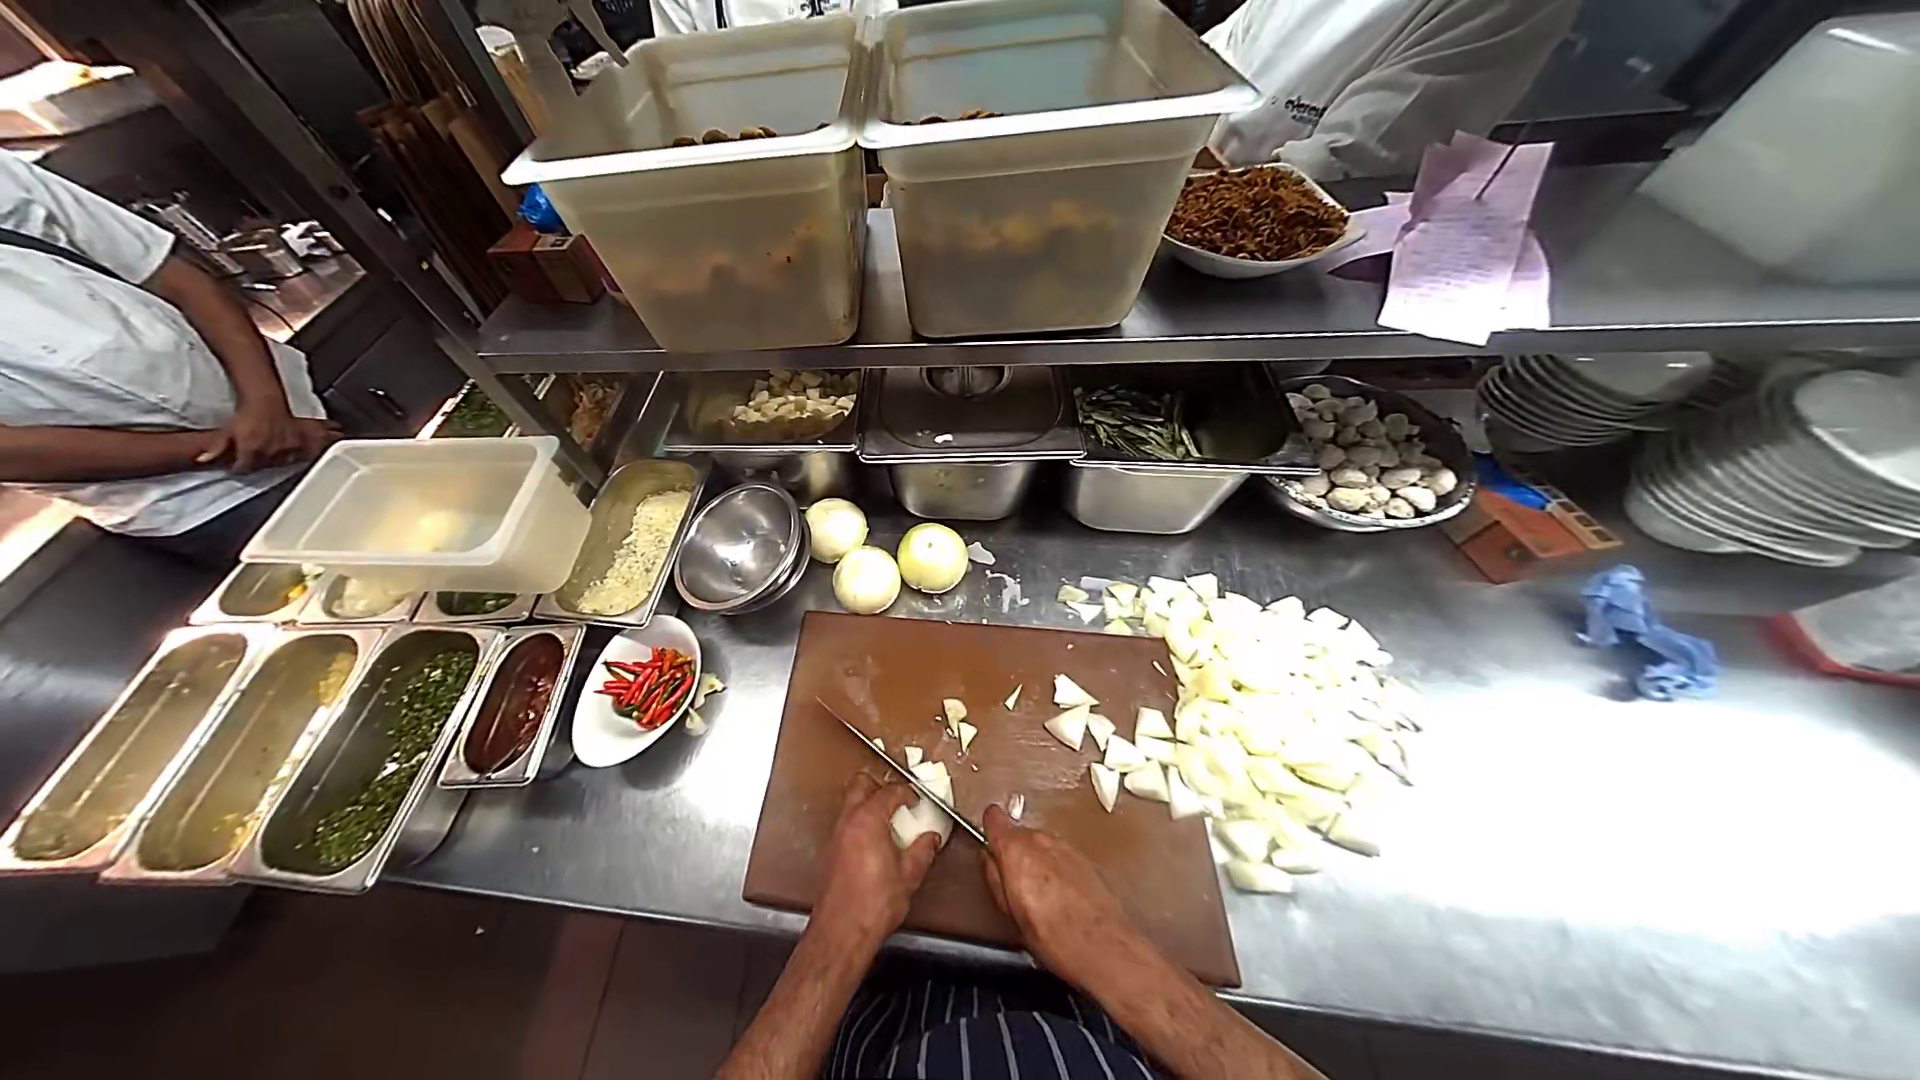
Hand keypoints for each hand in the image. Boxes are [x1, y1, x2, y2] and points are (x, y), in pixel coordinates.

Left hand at [196, 414, 337, 471]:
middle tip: (250, 460)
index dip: (238, 469)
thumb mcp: (227, 431)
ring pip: (278, 462)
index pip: (244, 468)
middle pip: (261, 466)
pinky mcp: (297, 444)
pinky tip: (282, 453)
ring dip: (271, 461)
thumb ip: (217, 448)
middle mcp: (269, 452)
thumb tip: (201, 460)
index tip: (235, 467)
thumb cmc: (245, 416)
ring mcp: (285, 449)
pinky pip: (294, 456)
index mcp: (250, 449)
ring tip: (265, 456)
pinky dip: (288, 456)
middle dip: (254, 464)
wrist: (266, 404)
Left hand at [813, 772, 939, 948]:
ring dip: (868, 803)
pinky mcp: (831, 852)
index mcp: (868, 820)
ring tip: (888, 820)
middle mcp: (848, 822)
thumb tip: (931, 839)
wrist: (841, 933)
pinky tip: (875, 842)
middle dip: (880, 785)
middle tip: (897, 800)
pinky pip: (846, 823)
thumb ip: (923, 850)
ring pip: (850, 802)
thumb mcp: (909, 874)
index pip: (889, 791)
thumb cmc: (871, 905)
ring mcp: (836, 836)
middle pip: (860, 783)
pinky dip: (860, 823)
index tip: (915, 800)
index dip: (906, 793)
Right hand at [981, 804, 1153, 993]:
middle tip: (1015, 886)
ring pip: (1041, 845)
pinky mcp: (1084, 857)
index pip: (994, 817)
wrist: (1102, 945)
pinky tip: (1062, 898)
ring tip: (1043, 898)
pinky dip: (1058, 869)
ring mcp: (1065, 846)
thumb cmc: (1055, 936)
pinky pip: (1061, 856)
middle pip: (1019, 834)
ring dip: (1038, 862)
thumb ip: (993, 876)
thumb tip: (988, 860)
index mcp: (1015, 849)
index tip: (989, 841)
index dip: (990, 827)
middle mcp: (1040, 839)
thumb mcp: (1008, 912)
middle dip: (1015, 854)